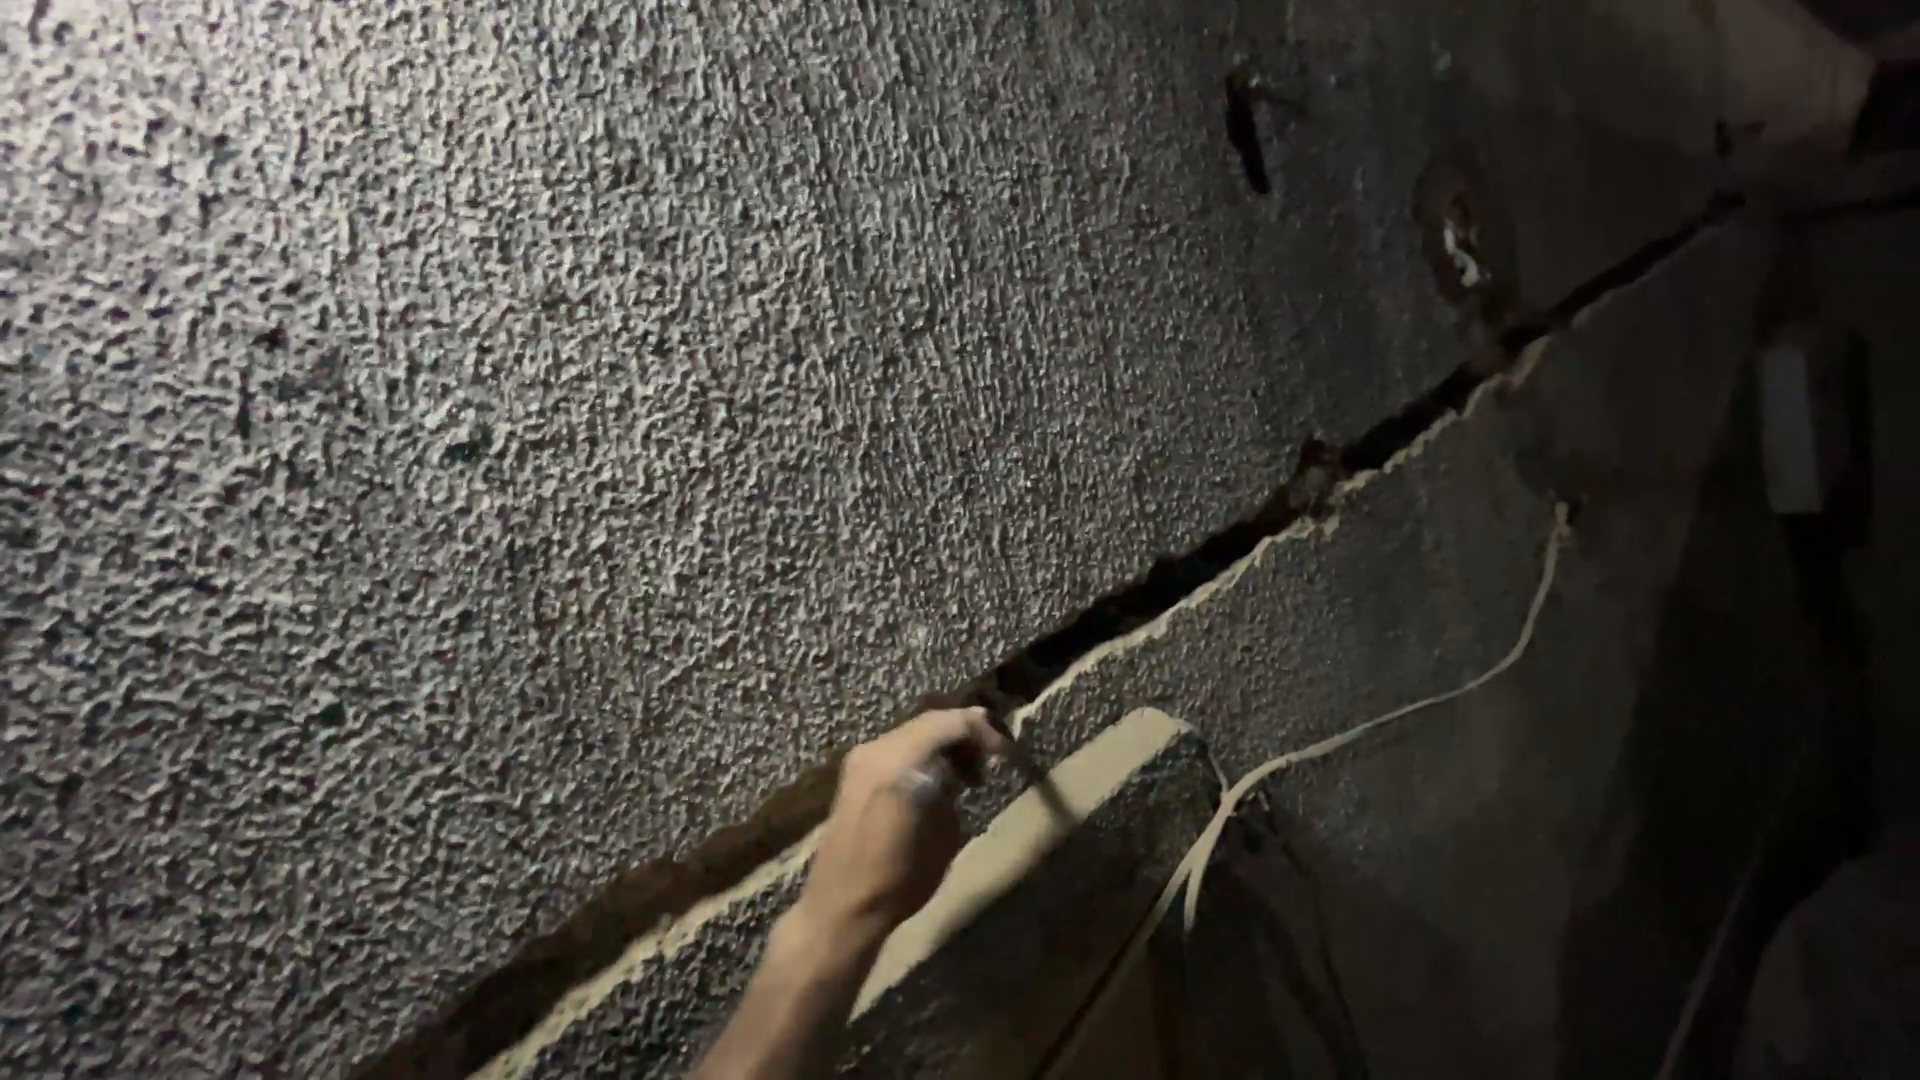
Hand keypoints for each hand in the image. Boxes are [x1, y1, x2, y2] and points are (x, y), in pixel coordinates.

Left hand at [788, 708, 1010, 950]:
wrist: (842, 905)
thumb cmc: (901, 879)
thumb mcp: (945, 832)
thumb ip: (953, 786)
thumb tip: (964, 767)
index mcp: (902, 762)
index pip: (953, 723)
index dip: (986, 732)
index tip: (1007, 756)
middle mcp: (878, 748)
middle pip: (933, 720)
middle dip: (968, 733)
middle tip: (994, 758)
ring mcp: (863, 757)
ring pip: (915, 731)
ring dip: (946, 743)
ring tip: (971, 774)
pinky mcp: (856, 771)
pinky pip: (899, 746)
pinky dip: (925, 753)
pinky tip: (940, 778)